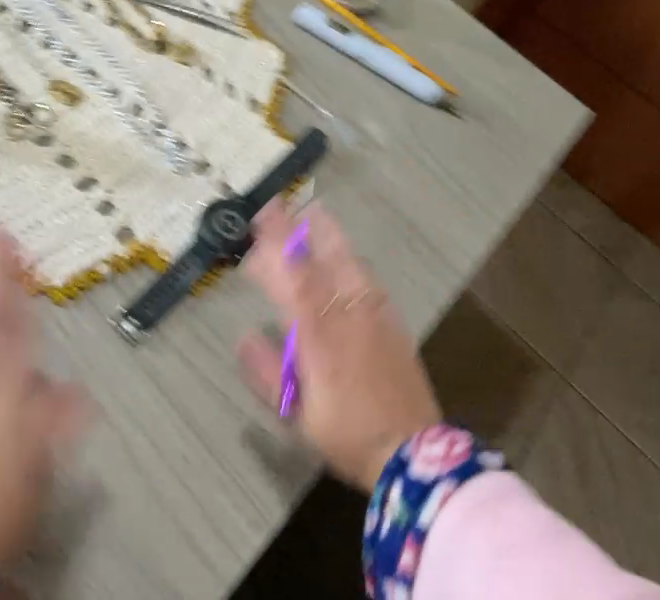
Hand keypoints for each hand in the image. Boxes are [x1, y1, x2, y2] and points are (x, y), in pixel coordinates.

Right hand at [237, 200, 441, 491]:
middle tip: (279, 205)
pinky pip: (369, 281)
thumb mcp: (299, 415)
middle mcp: (349, 316)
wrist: (414, 452)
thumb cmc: (348, 435)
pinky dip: (351, 261)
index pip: (292, 279)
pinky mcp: (394, 323)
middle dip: (298, 229)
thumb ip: (270, 373)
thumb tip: (245, 337)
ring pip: (349, 263)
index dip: (274, 249)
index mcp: (320, 336)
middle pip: (322, 260)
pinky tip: (346, 258)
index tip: (256, 224)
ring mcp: (375, 316)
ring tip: (313, 214)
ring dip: (327, 236)